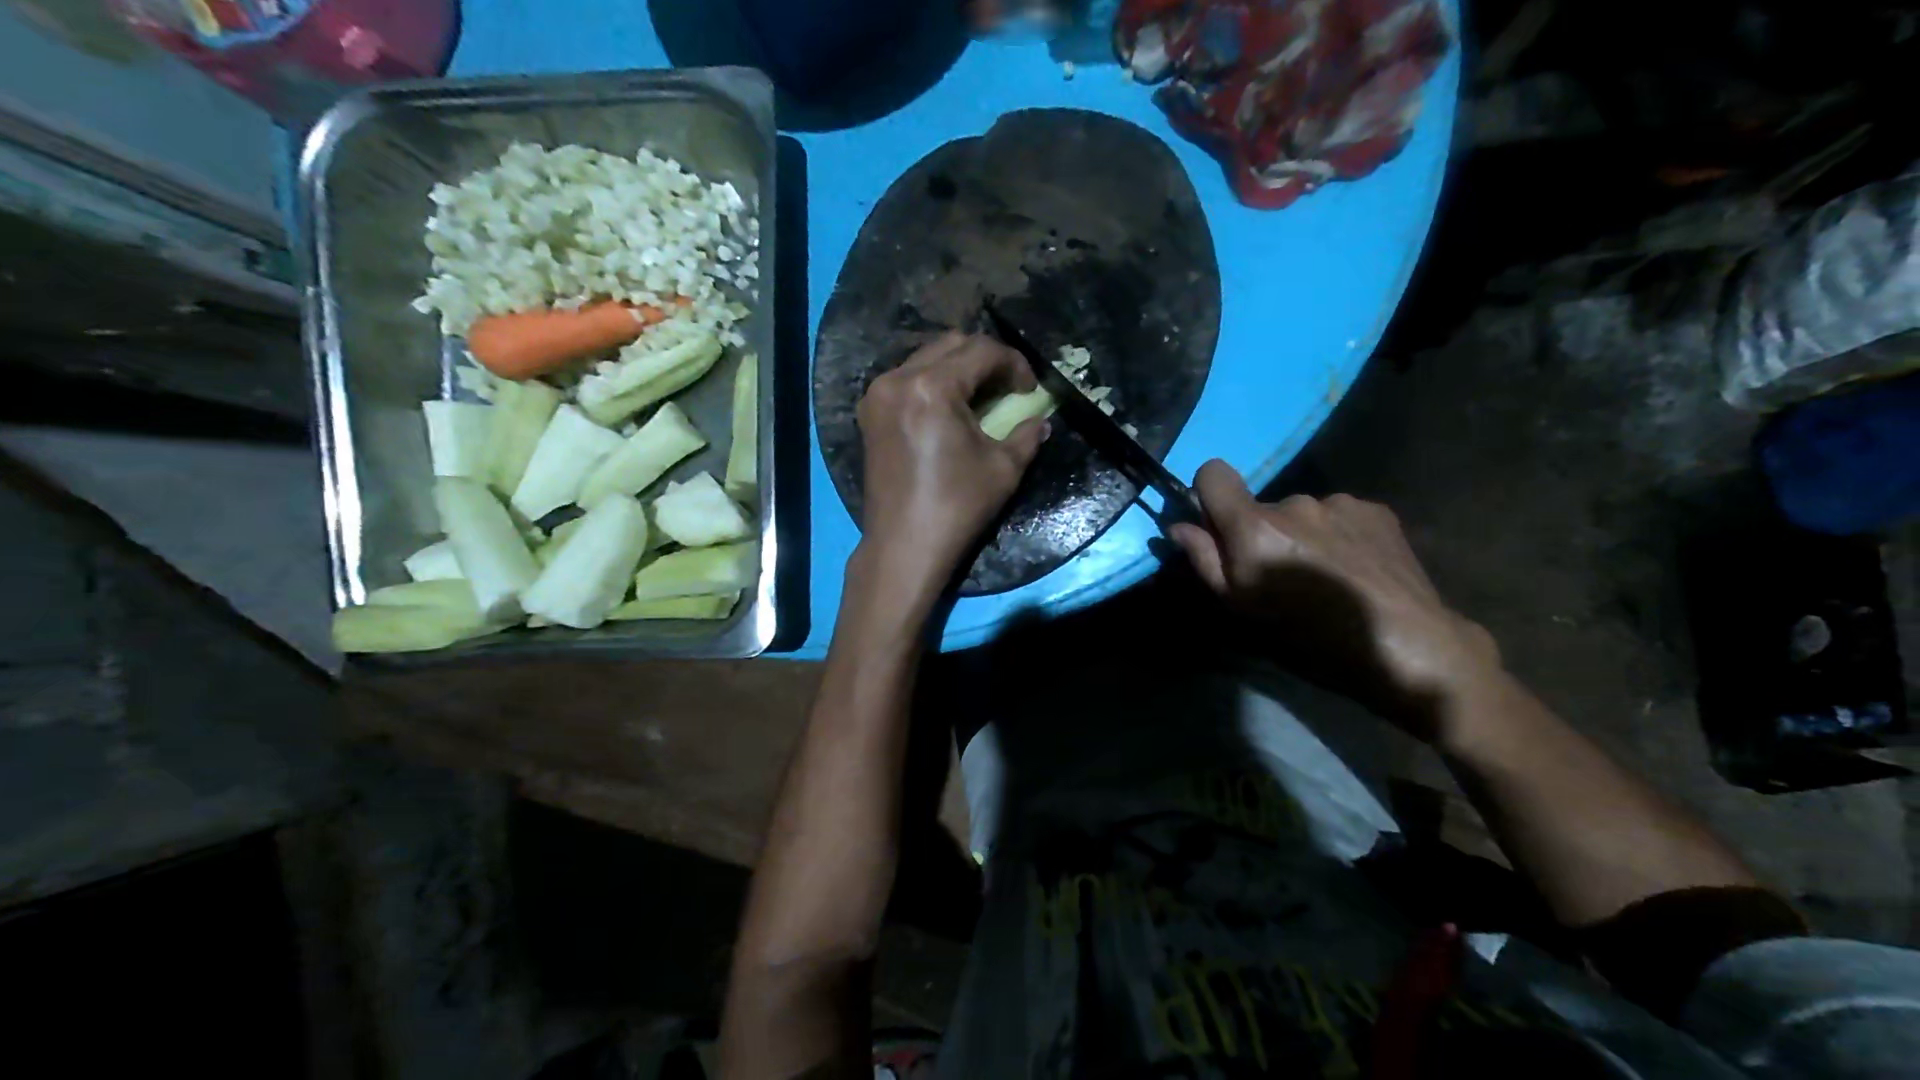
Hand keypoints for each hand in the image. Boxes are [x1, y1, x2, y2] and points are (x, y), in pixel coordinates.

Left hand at [856, 333, 1048, 589]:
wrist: (904, 544)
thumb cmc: (957, 507)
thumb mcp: (1003, 468)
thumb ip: (1026, 434)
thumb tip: (1040, 421)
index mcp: (932, 387)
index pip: (981, 351)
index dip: (1014, 363)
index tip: (1030, 388)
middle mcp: (898, 379)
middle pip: (951, 344)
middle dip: (985, 359)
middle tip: (1007, 387)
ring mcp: (878, 395)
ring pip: (926, 358)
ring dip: (958, 368)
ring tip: (980, 397)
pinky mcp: (870, 413)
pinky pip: (906, 379)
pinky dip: (932, 383)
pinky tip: (950, 409)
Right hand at [1169, 460, 1502, 739]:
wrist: (1408, 644)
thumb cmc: (1312, 637)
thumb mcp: (1243, 609)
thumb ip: (1205, 561)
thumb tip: (1179, 527)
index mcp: (1255, 527)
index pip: (1213, 473)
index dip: (1209, 493)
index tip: (1219, 525)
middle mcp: (1294, 502)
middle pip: (1260, 505)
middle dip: (1264, 531)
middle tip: (1284, 575)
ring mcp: (1339, 502)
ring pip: (1302, 512)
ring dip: (1304, 534)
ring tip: (1327, 575)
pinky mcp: (1375, 509)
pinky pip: (1339, 515)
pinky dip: (1339, 535)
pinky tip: (1357, 567)